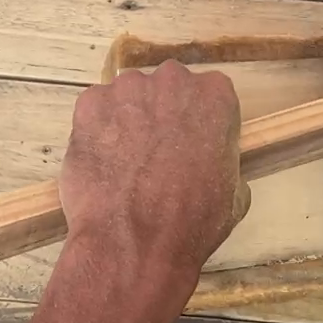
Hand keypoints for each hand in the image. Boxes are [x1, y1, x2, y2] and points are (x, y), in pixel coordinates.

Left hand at [59, 60, 248, 295]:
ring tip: (125, 166)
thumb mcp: (233, 194)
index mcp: (216, 96)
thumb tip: (210, 165)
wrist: (134, 242)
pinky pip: (94, 112)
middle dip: (161, 117)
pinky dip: (96, 133)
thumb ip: (222, 161)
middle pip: (166, 91)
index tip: (190, 148)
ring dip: (127, 123)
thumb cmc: (192, 223)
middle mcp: (173, 80)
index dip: (197, 125)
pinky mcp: (90, 105)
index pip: (209, 97)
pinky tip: (102, 165)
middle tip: (155, 158)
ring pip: (127, 99)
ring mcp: (127, 89)